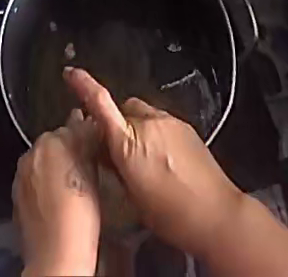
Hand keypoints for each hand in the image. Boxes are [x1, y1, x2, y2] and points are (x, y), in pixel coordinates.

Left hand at [14, 109, 101, 275]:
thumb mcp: (92, 174)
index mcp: (54, 139)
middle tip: (82, 166)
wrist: (54, 254)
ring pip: (42, 158)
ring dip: (53, 164)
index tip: (94, 142)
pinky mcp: (15, 190)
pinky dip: (41, 181)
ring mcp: (22, 170)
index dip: (85, 133)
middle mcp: (35, 149)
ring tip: (67, 184)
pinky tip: (52, 197)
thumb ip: (88, 145)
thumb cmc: (81, 213)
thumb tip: (89, 125)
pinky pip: (32, 177)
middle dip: (68, 149)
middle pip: (56, 140)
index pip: (74, 125)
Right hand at [64, 66, 247, 257]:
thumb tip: (106, 152)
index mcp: (129, 143)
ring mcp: (169, 121)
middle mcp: (148, 123)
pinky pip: (160, 120)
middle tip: (121, 153)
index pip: (101, 104)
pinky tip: (164, 158)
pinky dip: (155, 132)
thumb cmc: (170, 215)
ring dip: (138, 128)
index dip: (84, 85)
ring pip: (142, 114)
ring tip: (147, 160)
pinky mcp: (184, 125)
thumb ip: (117, 166)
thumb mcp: (133, 196)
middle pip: (123, 110)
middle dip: (118, 125)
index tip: (70, 72)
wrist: (216, 215)